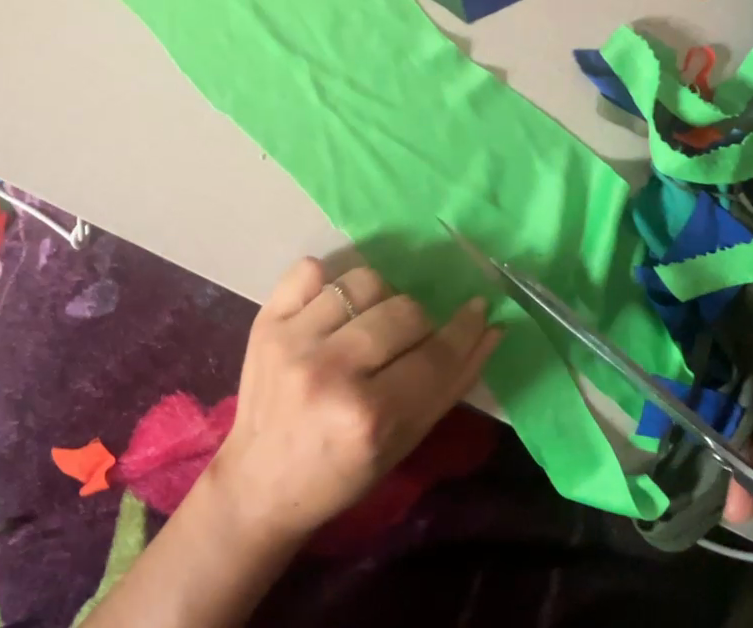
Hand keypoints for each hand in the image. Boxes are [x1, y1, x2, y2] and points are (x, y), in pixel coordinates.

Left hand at [201, 257, 500, 548]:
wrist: (261, 482)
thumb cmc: (342, 473)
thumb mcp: (404, 442)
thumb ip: (450, 384)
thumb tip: (491, 327)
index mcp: (369, 416)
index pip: (435, 355)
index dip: (463, 329)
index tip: (476, 309)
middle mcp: (329, 372)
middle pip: (404, 311)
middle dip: (418, 325)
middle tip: (406, 345)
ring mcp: (292, 342)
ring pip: (363, 281)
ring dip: (379, 299)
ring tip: (370, 326)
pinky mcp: (265, 322)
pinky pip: (310, 269)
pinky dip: (329, 282)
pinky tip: (334, 310)